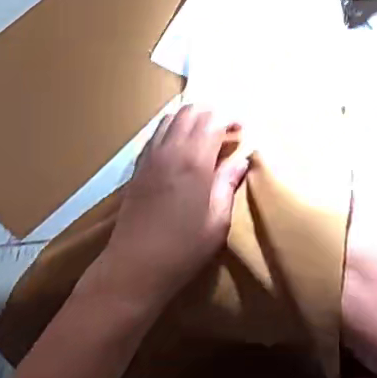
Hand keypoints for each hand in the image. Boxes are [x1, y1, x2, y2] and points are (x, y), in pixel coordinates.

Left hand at [96, 105, 252, 306]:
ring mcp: (151, 155)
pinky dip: (173, 129)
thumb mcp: (217, 221)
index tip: (242, 132)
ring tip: (205, 139)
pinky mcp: (138, 165)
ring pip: (172, 117)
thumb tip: (241, 160)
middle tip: (226, 134)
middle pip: (191, 111)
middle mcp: (171, 149)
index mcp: (194, 161)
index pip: (213, 120)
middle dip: (212, 115)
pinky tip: (181, 149)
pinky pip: (157, 133)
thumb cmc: (183, 249)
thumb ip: (228, 183)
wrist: (134, 266)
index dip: (230, 120)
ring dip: (191, 119)